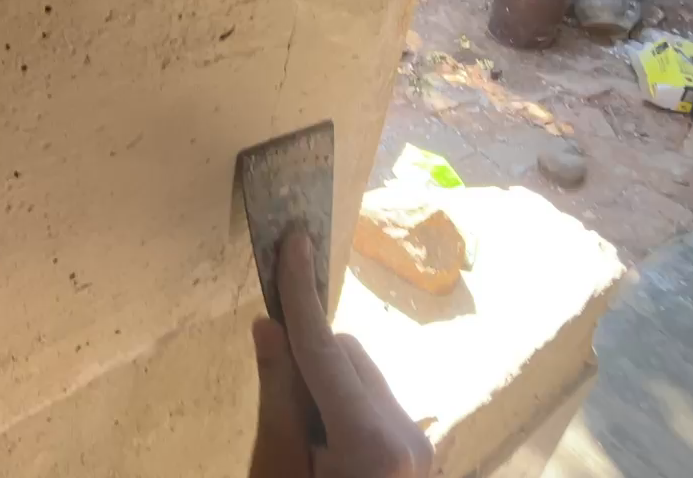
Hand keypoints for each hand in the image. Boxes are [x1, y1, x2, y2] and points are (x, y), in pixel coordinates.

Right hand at [248, 230, 431, 477]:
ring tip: (305, 443)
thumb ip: (277, 394)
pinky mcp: (421, 461)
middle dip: (307, 355)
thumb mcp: (276, 470)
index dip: (300, 289)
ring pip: (360, 376)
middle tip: (279, 404)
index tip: (293, 237)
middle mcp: (408, 436)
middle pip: (344, 355)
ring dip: (325, 383)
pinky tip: (328, 452)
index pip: (324, 344)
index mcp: (371, 441)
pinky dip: (343, 405)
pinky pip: (373, 404)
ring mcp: (421, 451)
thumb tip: (271, 325)